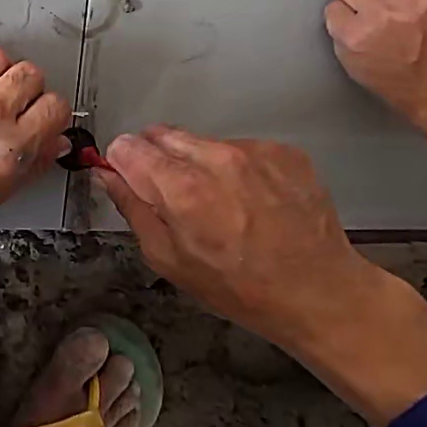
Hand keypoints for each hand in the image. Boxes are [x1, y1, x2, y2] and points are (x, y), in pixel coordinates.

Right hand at [98, 126, 426, 425]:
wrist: (319, 292)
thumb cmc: (240, 287)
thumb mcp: (169, 259)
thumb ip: (132, 208)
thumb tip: (107, 174)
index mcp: (183, 189)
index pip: (128, 146)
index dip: (124, 164)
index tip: (131, 181)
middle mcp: (218, 158)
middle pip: (161, 134)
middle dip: (157, 160)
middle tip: (175, 197)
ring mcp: (254, 151)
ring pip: (200, 140)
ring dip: (197, 162)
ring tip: (219, 202)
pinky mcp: (282, 150)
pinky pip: (238, 146)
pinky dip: (234, 167)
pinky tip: (250, 200)